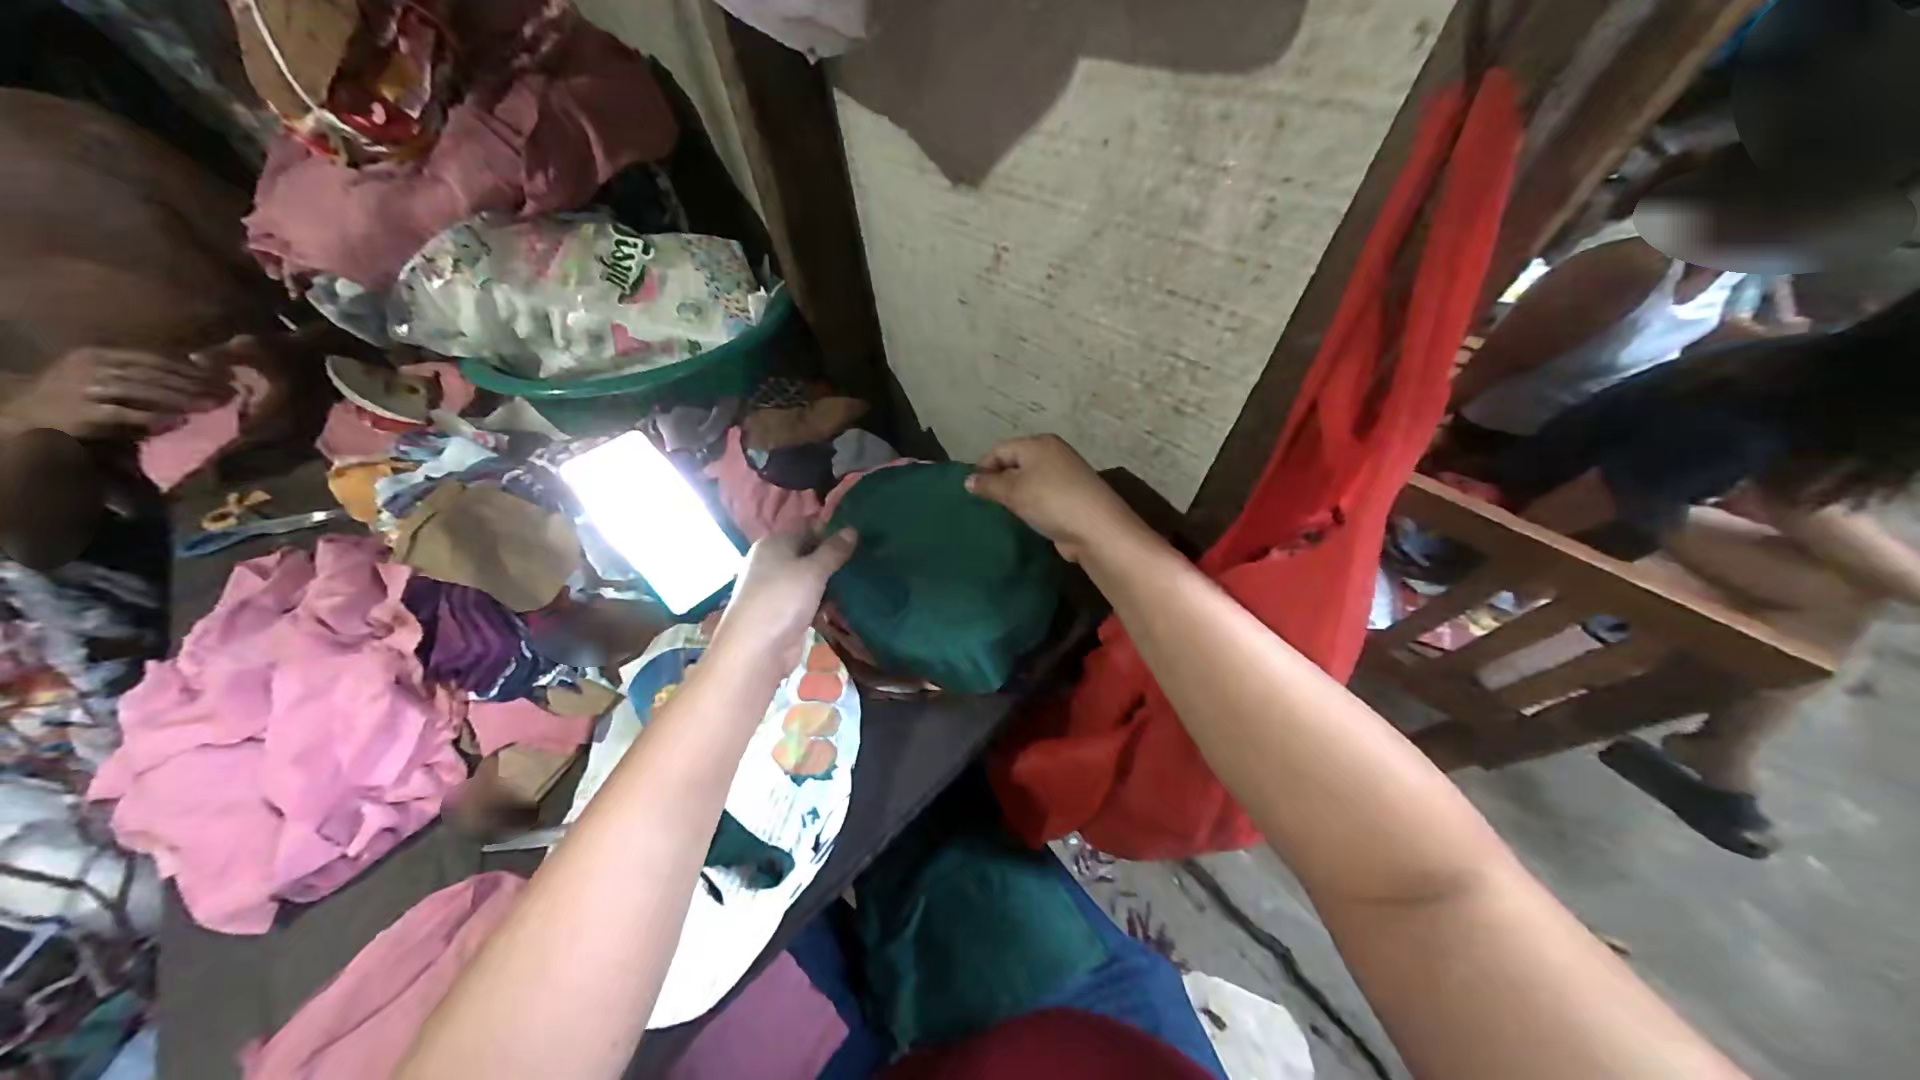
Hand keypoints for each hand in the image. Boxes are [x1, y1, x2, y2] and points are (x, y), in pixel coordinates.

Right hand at [1, 347, 231, 440]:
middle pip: (156, 375)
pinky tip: (181, 419)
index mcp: (99, 355)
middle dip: (196, 384)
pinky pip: (130, 413)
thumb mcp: (100, 372)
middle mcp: (93, 367)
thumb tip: (190, 370)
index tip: (221, 378)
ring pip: (147, 392)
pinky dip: (158, 416)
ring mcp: (88, 389)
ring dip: (184, 399)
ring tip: (213, 405)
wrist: (26, 413)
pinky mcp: (87, 412)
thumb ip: (138, 371)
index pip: (155, 359)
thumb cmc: (73, 392)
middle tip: (227, 393)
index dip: (191, 369)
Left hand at [710, 528, 858, 674]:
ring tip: (865, 575)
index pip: (806, 527)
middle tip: (868, 555)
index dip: (831, 530)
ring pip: (812, 577)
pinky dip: (827, 599)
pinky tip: (850, 599)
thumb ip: (833, 550)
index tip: (860, 534)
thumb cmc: (782, 598)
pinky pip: (812, 599)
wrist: (757, 648)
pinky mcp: (787, 612)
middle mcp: (774, 562)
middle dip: (835, 556)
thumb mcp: (812, 569)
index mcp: (774, 544)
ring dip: (833, 579)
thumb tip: (851, 530)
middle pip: (809, 552)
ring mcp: (779, 589)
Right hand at [965, 435, 1150, 562]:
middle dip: (997, 482)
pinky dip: (1030, 506)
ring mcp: (1065, 476)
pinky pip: (1041, 497)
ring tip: (1000, 513)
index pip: (1000, 449)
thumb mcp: (1013, 491)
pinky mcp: (1071, 497)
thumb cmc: (1050, 501)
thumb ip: (988, 484)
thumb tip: (968, 480)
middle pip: (1015, 464)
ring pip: (1028, 482)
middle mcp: (1053, 454)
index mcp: (1039, 443)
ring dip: (1014, 496)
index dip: (982, 467)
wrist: (1096, 529)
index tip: (970, 492)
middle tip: (983, 504)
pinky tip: (1022, 520)